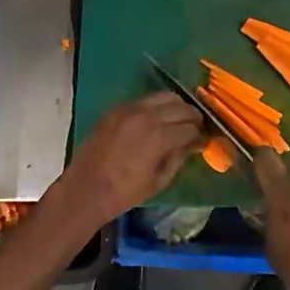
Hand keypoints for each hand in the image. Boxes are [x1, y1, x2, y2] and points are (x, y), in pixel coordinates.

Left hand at [54, 92, 204, 227]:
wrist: (85, 189)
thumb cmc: (125, 192)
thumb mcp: (159, 180)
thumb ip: (179, 156)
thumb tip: (195, 144)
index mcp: (159, 136)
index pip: (191, 128)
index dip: (201, 136)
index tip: (204, 142)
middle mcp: (146, 115)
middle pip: (181, 106)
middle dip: (193, 118)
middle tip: (195, 131)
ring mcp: (129, 108)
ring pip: (164, 96)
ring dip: (176, 107)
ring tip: (178, 122)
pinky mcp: (116, 108)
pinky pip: (144, 100)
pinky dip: (156, 107)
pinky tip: (157, 121)